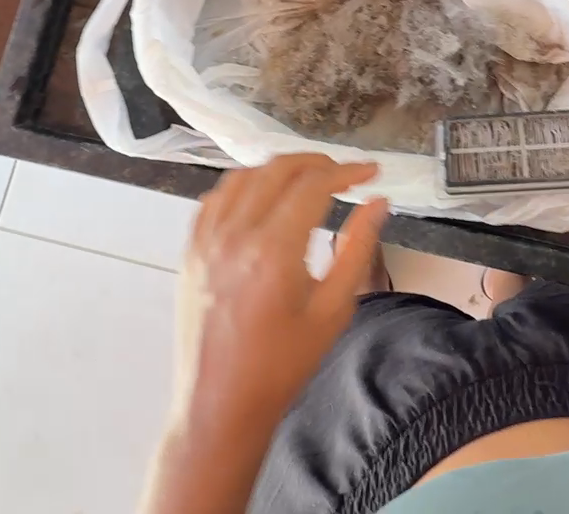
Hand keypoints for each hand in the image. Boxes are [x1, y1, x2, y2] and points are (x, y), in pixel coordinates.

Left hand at [176, 154, 388, 427]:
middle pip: (278, 168)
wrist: (221, 407)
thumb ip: (358, 248)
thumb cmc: (283, 364)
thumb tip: (378, 202)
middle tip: (344, 173)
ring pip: (245, 175)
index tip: (371, 172)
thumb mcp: (334, 309)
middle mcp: (235, 235)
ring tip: (308, 179)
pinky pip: (216, 197)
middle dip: (317, 162)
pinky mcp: (190, 251)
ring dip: (280, 168)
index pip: (314, 184)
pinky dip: (244, 184)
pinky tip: (262, 195)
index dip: (347, 171)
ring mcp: (206, 240)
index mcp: (273, 250)